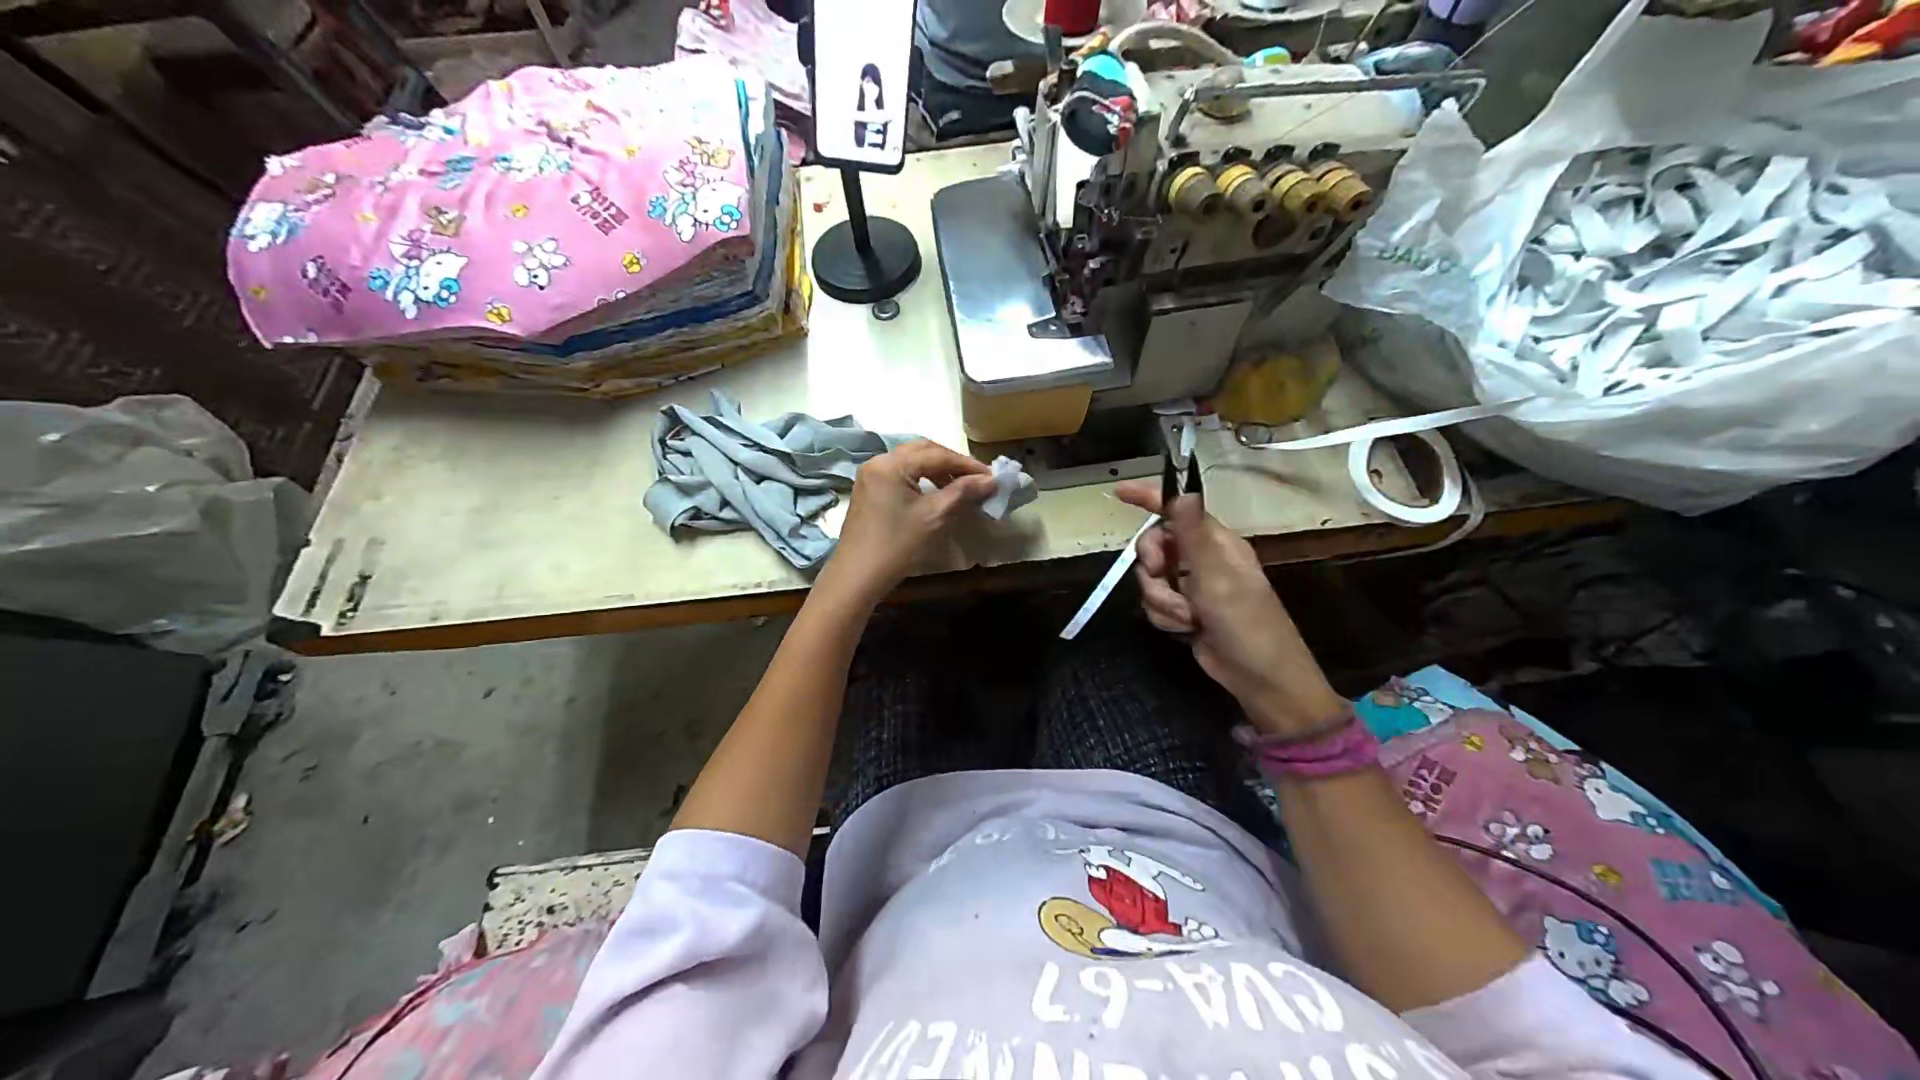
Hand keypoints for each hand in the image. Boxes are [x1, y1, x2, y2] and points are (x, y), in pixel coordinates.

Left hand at [820, 441, 998, 606]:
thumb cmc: (897, 546)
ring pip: (911, 461)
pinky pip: (900, 473)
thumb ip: (963, 492)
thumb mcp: (934, 516)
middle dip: (952, 462)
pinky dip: (921, 477)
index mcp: (891, 464)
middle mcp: (878, 461)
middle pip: (922, 450)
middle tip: (977, 478)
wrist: (858, 576)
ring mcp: (870, 475)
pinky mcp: (869, 490)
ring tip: (960, 486)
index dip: (967, 464)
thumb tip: (992, 480)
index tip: (992, 476)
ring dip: (937, 469)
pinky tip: (936, 492)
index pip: (937, 454)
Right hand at [1116, 479, 1348, 737]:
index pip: (1177, 509)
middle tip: (1160, 575)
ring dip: (1161, 600)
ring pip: (1150, 579)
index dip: (1148, 498)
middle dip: (1152, 565)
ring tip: (1186, 617)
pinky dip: (1164, 617)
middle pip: (1155, 546)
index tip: (1118, 492)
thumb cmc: (1245, 621)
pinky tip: (1185, 629)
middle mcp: (1202, 559)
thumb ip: (1193, 533)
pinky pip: (1155, 603)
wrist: (1258, 676)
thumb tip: (1183, 488)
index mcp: (1216, 542)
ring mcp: (1192, 587)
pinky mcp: (1184, 611)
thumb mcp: (1216, 575)